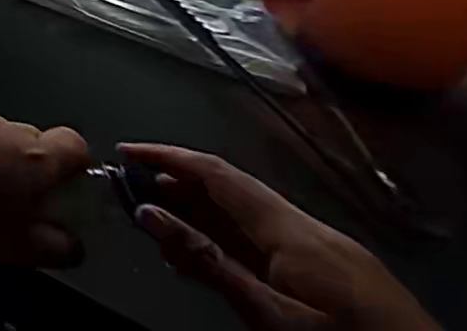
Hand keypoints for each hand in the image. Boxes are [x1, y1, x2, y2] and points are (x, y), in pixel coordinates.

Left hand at [0, 97, 91, 266]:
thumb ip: (58, 246)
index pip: (75, 144)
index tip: (61, 186)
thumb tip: (73, 240)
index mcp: (36, 157)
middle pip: (33, 140)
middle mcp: (8, 126)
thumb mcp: (19, 248)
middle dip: (27, 164)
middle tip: (9, 194)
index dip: (73, 164)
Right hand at [118, 143, 438, 330]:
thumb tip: (149, 215)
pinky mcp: (341, 275)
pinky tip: (210, 256)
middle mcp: (310, 229)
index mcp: (294, 230)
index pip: (216, 173)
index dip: (166, 156)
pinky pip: (271, 240)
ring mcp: (329, 251)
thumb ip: (210, 263)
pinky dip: (231, 239)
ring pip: (249, 215)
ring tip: (162, 226)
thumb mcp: (273, 317)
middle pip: (231, 190)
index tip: (125, 152)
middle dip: (178, 184)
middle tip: (134, 193)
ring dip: (201, 214)